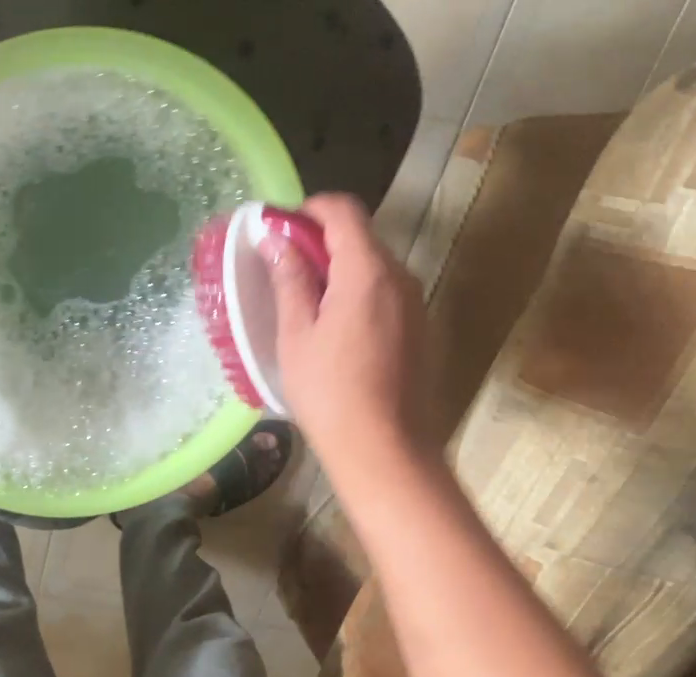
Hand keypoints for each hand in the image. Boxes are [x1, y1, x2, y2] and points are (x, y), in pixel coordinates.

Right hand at [260, 194, 428, 465]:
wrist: (383, 447)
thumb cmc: (329, 391)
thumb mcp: (296, 336)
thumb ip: (289, 281)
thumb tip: (277, 240)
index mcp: (368, 271)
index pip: (343, 211)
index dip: (307, 209)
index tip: (277, 228)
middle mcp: (400, 277)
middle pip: (360, 238)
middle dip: (319, 243)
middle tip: (280, 270)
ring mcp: (415, 304)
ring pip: (373, 268)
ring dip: (337, 272)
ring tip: (302, 306)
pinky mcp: (419, 330)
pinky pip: (384, 295)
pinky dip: (355, 296)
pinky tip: (331, 333)